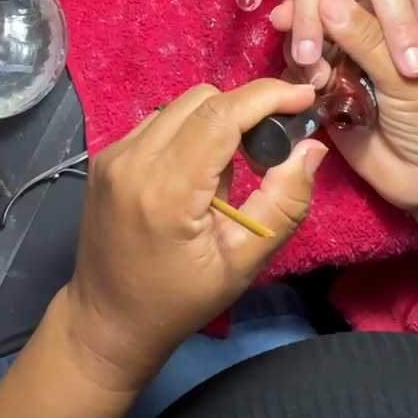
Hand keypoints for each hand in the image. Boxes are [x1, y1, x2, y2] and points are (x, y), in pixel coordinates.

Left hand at [63, 79, 326, 390]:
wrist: (106, 320)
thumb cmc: (178, 301)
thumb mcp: (242, 263)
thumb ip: (282, 204)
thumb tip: (311, 148)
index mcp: (166, 190)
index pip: (220, 115)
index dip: (266, 97)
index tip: (303, 97)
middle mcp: (132, 160)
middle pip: (201, 99)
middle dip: (244, 112)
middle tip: (267, 151)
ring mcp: (113, 154)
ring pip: (179, 106)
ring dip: (215, 122)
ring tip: (225, 175)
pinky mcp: (106, 156)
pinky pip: (158, 122)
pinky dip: (188, 133)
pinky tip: (194, 174)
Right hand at [270, 0, 417, 232]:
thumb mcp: (408, 74)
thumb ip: (367, 38)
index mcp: (396, 25)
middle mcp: (367, 44)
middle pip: (323, 18)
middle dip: (302, 18)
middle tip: (283, 22)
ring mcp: (345, 73)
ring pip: (309, 49)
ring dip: (302, 52)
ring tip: (311, 70)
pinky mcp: (327, 104)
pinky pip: (302, 84)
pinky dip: (296, 81)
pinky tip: (304, 88)